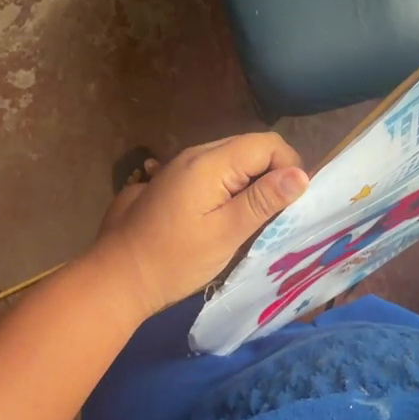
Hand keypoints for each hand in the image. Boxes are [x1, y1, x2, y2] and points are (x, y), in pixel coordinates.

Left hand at [87, 133, 309, 318]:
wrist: (117, 276)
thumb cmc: (174, 260)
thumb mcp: (225, 234)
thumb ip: (263, 201)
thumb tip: (301, 175)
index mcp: (209, 162)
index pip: (267, 143)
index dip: (289, 167)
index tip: (292, 205)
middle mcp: (195, 154)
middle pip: (250, 147)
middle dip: (272, 174)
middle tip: (277, 216)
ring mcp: (181, 166)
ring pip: (233, 160)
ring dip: (252, 183)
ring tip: (255, 220)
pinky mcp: (173, 182)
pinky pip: (215, 172)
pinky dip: (231, 188)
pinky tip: (228, 218)